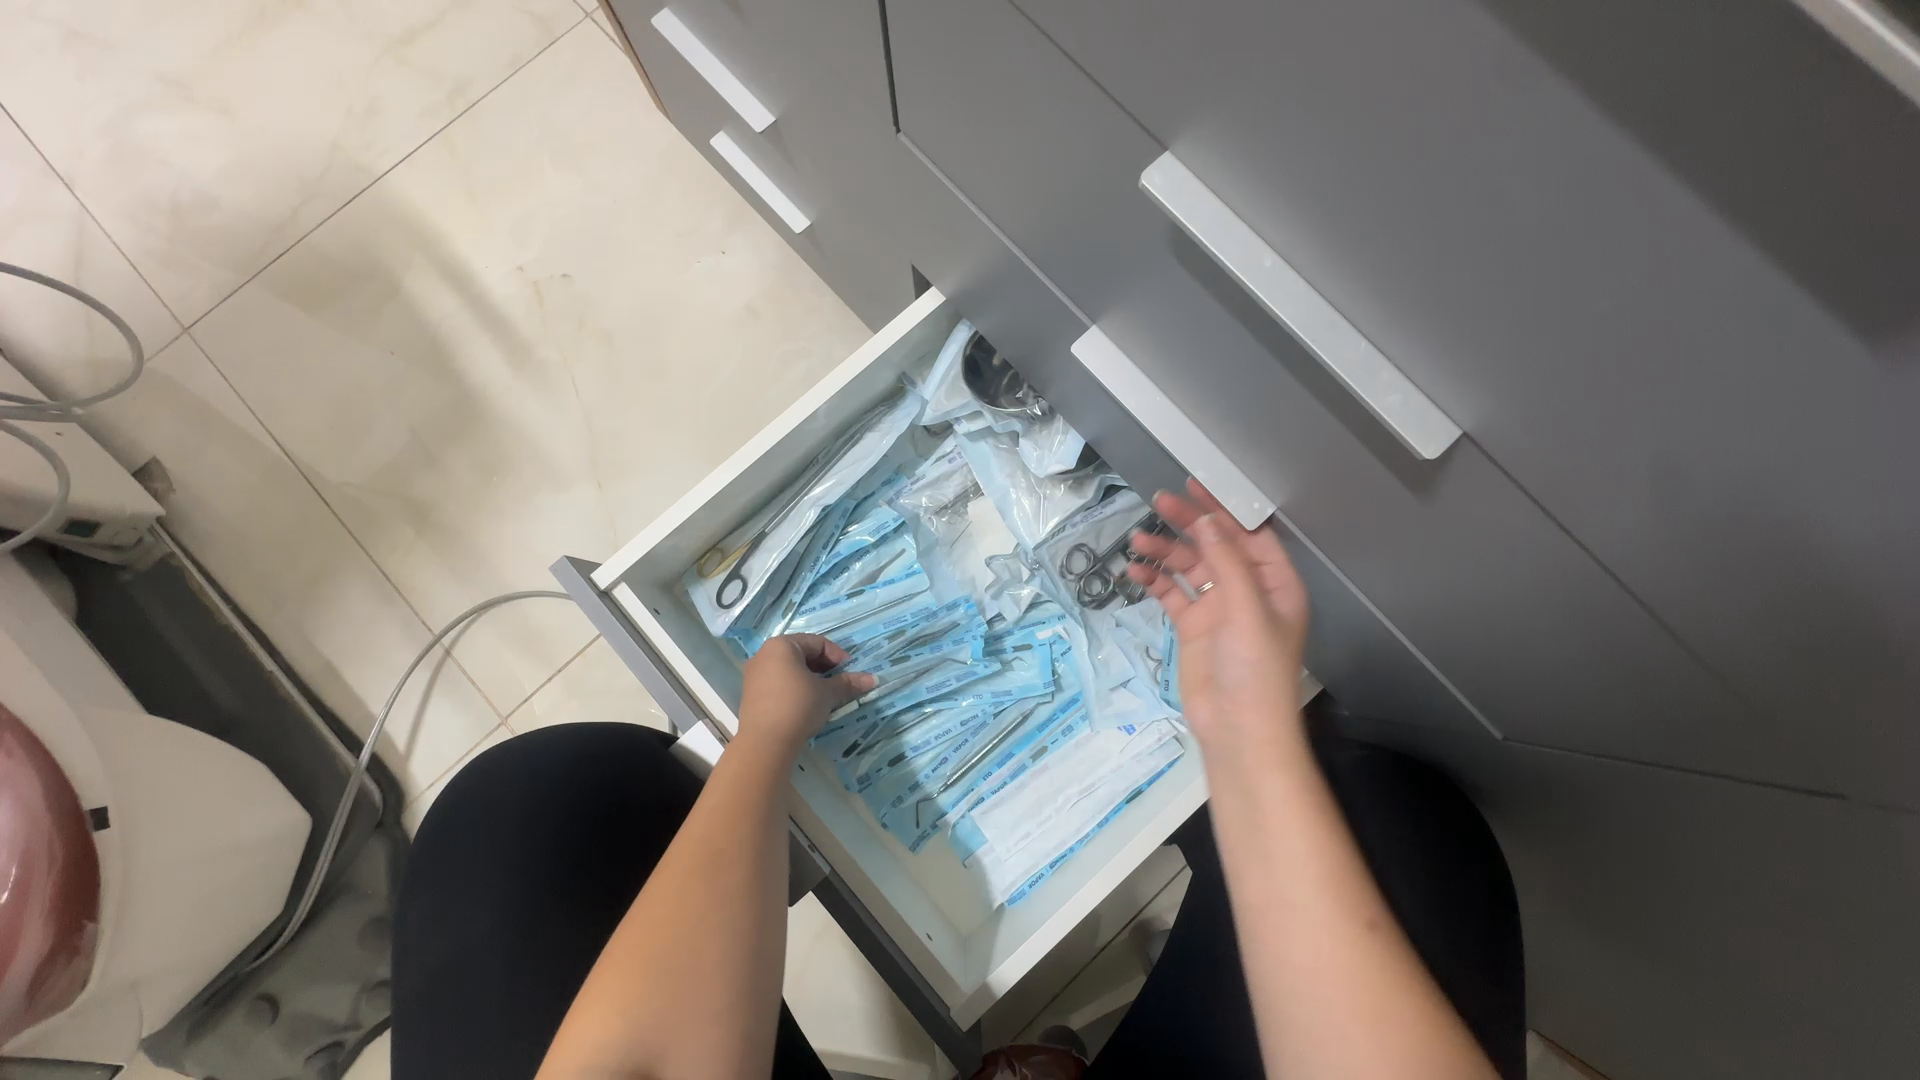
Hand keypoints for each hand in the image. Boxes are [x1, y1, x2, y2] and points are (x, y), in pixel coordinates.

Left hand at [739, 634, 876, 755]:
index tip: (850, 673)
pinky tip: (806, 705)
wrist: (764, 742)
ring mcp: (755, 675)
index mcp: (782, 645)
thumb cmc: (798, 706)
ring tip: (825, 695)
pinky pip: (778, 683)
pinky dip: (795, 688)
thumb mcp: (827, 694)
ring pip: (790, 669)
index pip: (818, 643)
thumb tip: (873, 679)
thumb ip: (848, 683)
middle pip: (802, 654)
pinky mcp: (752, 694)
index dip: (838, 656)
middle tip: (840, 683)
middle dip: (825, 668)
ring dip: (811, 679)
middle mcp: (765, 654)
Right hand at [1126, 480, 1309, 750]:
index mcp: (1275, 583)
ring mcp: (1219, 608)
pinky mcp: (1194, 626)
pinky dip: (1155, 581)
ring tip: (1136, 541)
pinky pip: (1172, 594)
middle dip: (1188, 524)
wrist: (1238, 728)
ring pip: (1190, 567)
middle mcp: (1248, 590)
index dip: (1223, 510)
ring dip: (1165, 552)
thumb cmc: (1255, 668)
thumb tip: (1206, 520)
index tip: (1195, 486)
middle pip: (1215, 546)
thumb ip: (1227, 562)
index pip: (1249, 534)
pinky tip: (1135, 572)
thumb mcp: (1247, 609)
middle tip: (1159, 502)